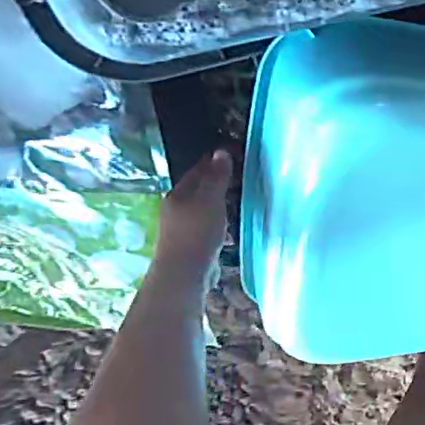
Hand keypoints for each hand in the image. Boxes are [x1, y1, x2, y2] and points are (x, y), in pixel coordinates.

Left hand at [153, 148, 232, 275]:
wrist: (185, 272)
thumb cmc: (197, 232)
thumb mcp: (210, 200)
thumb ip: (216, 177)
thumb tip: (221, 152)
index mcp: (180, 194)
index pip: (198, 169)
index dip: (216, 160)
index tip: (238, 154)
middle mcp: (179, 207)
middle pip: (201, 187)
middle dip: (220, 179)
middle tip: (245, 174)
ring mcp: (185, 225)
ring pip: (206, 205)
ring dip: (223, 200)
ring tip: (244, 197)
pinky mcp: (194, 241)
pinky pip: (211, 222)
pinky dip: (223, 219)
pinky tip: (235, 224)